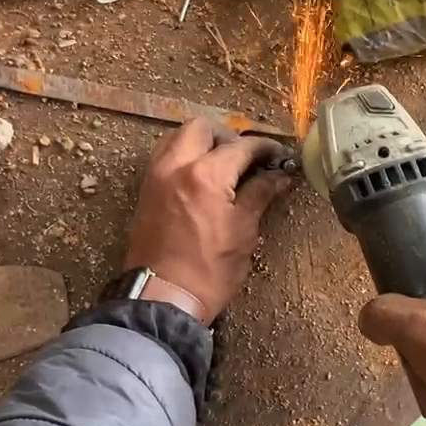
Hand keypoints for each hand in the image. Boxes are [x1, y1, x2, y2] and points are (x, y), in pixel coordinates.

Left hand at [123, 119, 294, 322]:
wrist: (163, 298)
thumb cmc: (209, 271)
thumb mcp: (243, 232)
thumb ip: (260, 194)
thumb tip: (279, 176)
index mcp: (205, 175)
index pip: (242, 146)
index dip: (266, 148)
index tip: (279, 157)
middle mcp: (176, 166)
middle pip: (202, 127)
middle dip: (228, 136)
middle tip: (247, 158)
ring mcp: (156, 177)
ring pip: (178, 138)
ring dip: (202, 143)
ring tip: (224, 167)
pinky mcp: (146, 191)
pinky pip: (165, 158)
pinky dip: (184, 157)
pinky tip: (202, 180)